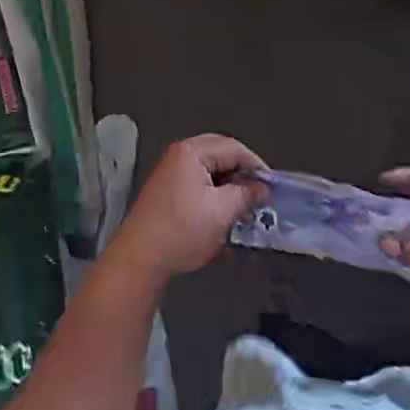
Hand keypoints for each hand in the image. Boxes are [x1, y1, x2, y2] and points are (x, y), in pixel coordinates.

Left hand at [106, 135, 266, 281]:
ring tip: (243, 205)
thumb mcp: (222, 212)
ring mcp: (170, 171)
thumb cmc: (183, 231)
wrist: (139, 260)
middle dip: (241, 174)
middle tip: (258, 193)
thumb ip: (246, 195)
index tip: (271, 186)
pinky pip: (197, 182)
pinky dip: (213, 194)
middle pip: (220, 155)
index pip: (233, 148)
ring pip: (209, 169)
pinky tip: (222, 213)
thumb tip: (262, 188)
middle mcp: (179, 154)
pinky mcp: (166, 190)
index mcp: (192, 151)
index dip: (256, 166)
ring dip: (228, 185)